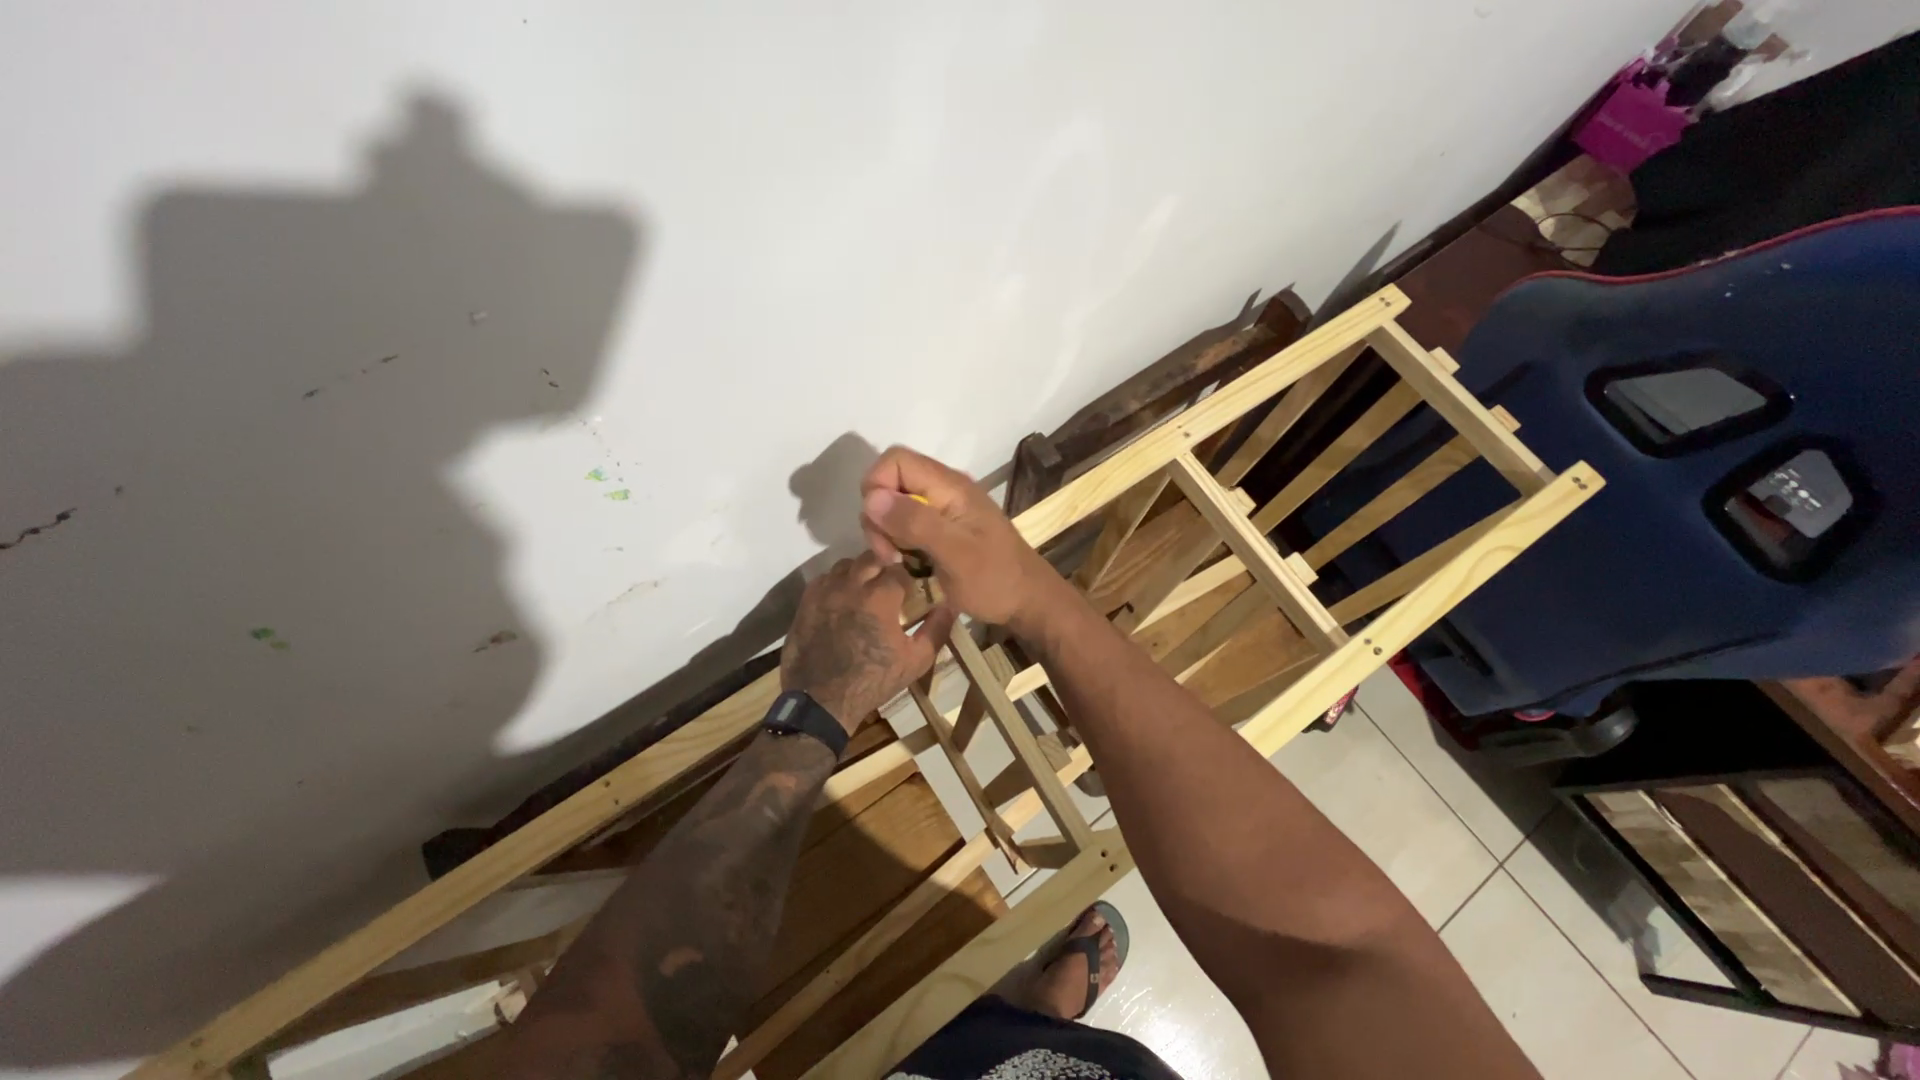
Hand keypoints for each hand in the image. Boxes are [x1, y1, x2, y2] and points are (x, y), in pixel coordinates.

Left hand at [780, 552, 955, 732]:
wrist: (823, 700)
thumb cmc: (874, 681)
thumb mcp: (915, 661)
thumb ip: (936, 629)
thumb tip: (950, 606)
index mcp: (879, 597)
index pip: (900, 569)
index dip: (908, 576)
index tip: (912, 588)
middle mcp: (851, 585)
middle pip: (872, 557)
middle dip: (885, 566)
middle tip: (890, 586)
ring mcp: (825, 591)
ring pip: (846, 564)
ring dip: (860, 572)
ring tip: (866, 591)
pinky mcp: (806, 601)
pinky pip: (824, 579)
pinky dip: (836, 583)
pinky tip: (843, 600)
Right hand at [859, 445, 1068, 634]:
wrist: (1028, 601)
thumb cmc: (995, 579)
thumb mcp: (955, 553)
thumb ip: (915, 522)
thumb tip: (871, 497)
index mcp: (949, 486)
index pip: (895, 460)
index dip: (876, 487)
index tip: (880, 526)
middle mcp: (943, 490)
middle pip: (889, 482)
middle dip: (878, 516)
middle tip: (890, 553)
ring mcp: (943, 509)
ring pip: (893, 505)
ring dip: (885, 531)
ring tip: (898, 561)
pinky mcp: (941, 528)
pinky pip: (906, 523)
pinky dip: (897, 540)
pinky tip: (906, 562)